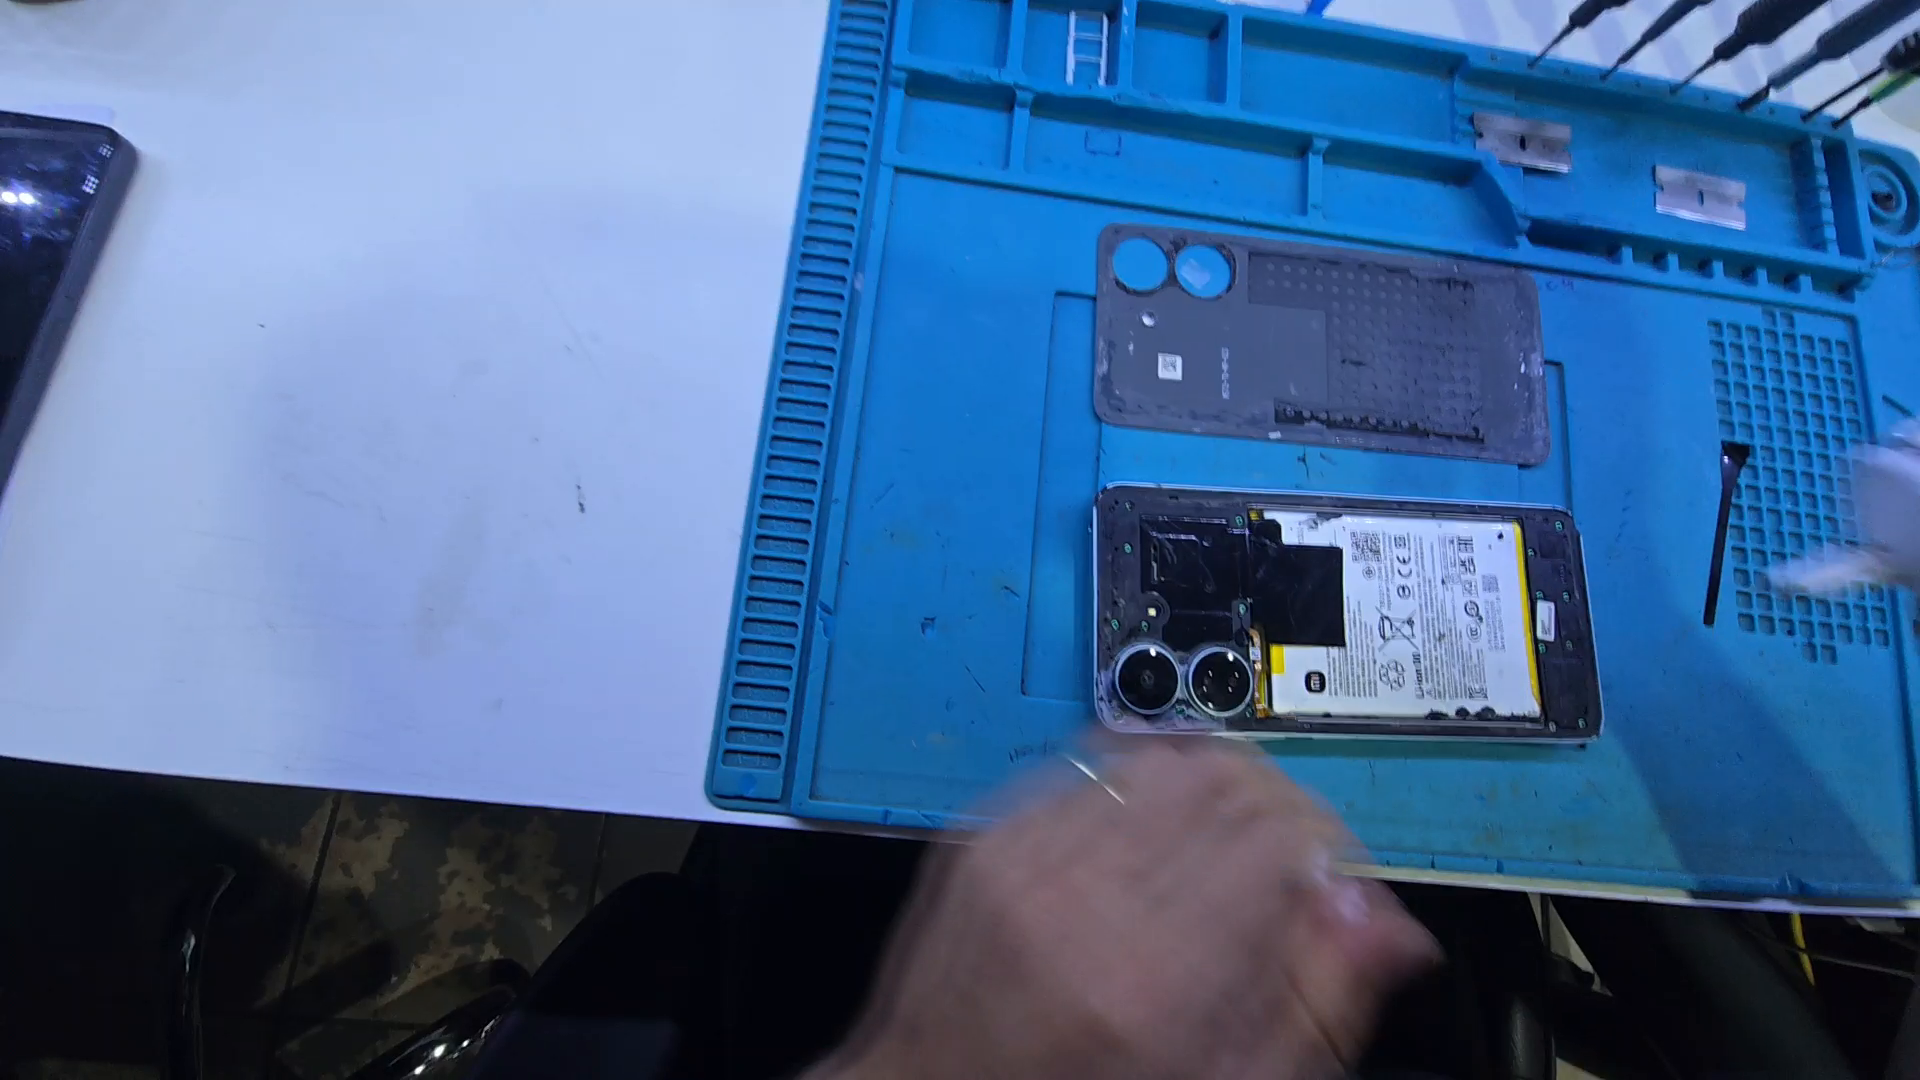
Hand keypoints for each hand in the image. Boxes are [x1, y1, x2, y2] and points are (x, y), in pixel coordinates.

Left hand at [812, 742, 1438, 1079]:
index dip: (1325, 839)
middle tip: (1280, 847)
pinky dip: (1135, 778)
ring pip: (1151, 755)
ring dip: (1204, 779)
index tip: (1332, 871)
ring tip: (1216, 834)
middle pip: (1214, 775)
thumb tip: (1374, 912)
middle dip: (1271, 799)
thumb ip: (1309, 1004)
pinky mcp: (986, 831)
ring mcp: (1020, 852)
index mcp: (1149, 979)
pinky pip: (1083, 764)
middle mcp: (1079, 896)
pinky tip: (1145, 822)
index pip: (1273, 833)